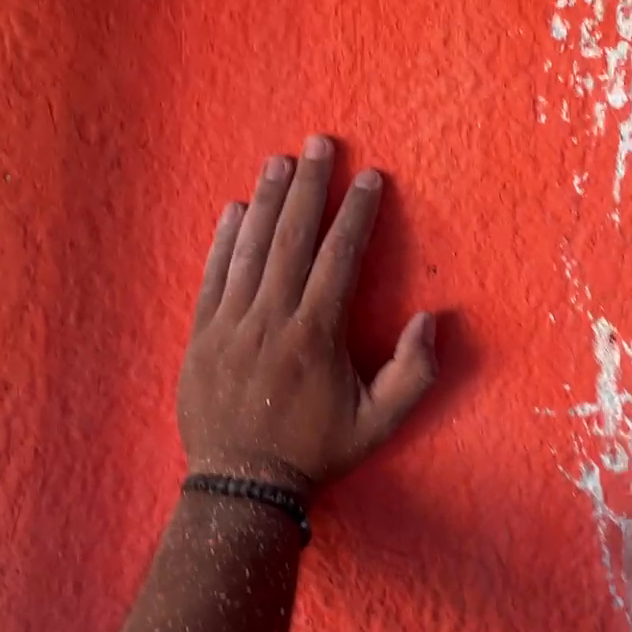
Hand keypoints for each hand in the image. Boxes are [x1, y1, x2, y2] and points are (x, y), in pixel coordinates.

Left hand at [178, 136, 436, 493]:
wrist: (241, 487)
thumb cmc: (317, 450)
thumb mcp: (379, 424)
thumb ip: (413, 373)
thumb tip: (430, 317)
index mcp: (315, 335)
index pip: (339, 257)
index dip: (357, 212)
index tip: (370, 177)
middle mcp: (271, 320)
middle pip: (293, 239)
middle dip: (311, 186)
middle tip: (320, 144)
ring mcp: (230, 325)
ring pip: (251, 249)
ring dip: (269, 200)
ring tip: (280, 160)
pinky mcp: (201, 335)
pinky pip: (212, 276)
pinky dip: (224, 240)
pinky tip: (235, 208)